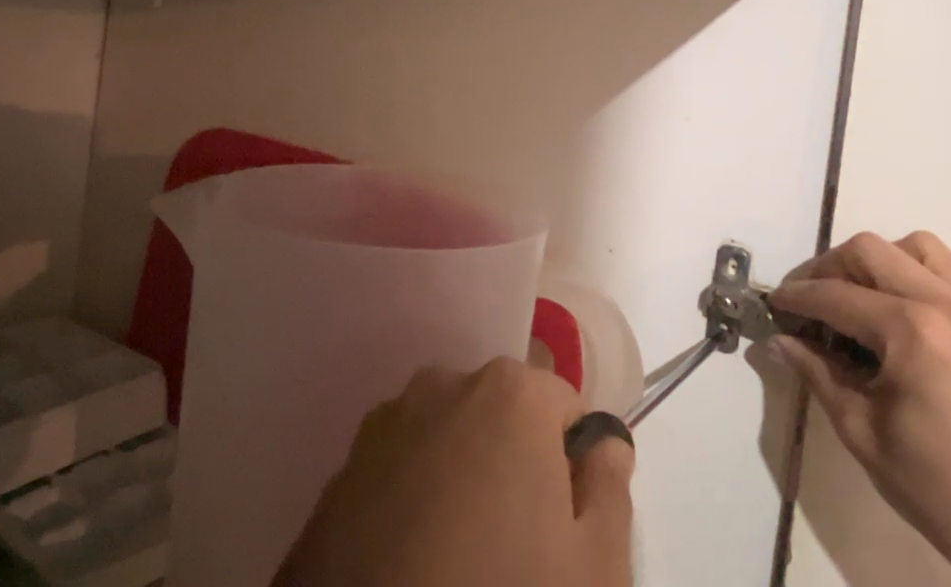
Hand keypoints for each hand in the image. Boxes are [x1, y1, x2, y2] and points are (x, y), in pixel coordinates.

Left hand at [273, 357, 634, 586]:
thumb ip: (610, 486)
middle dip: (515, 459)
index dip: (571, 461)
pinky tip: (415, 553)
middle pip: (502, 414)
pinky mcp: (340, 470)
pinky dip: (412, 495)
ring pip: (448, 437)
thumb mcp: (594, 562)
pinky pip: (400, 467)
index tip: (562, 517)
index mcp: (510, 393)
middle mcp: (442, 387)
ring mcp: (384, 426)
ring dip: (461, 473)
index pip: (563, 407)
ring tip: (461, 547)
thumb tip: (605, 444)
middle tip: (515, 536)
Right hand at [769, 232, 950, 586]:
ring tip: (867, 301)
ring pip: (921, 247)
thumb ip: (816, 372)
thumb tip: (777, 340)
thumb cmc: (934, 486)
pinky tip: (918, 312)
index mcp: (913, 333)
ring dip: (884, 264)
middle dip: (830, 268)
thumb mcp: (859, 430)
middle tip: (812, 300)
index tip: (774, 304)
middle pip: (872, 251)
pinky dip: (931, 275)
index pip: (835, 295)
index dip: (796, 297)